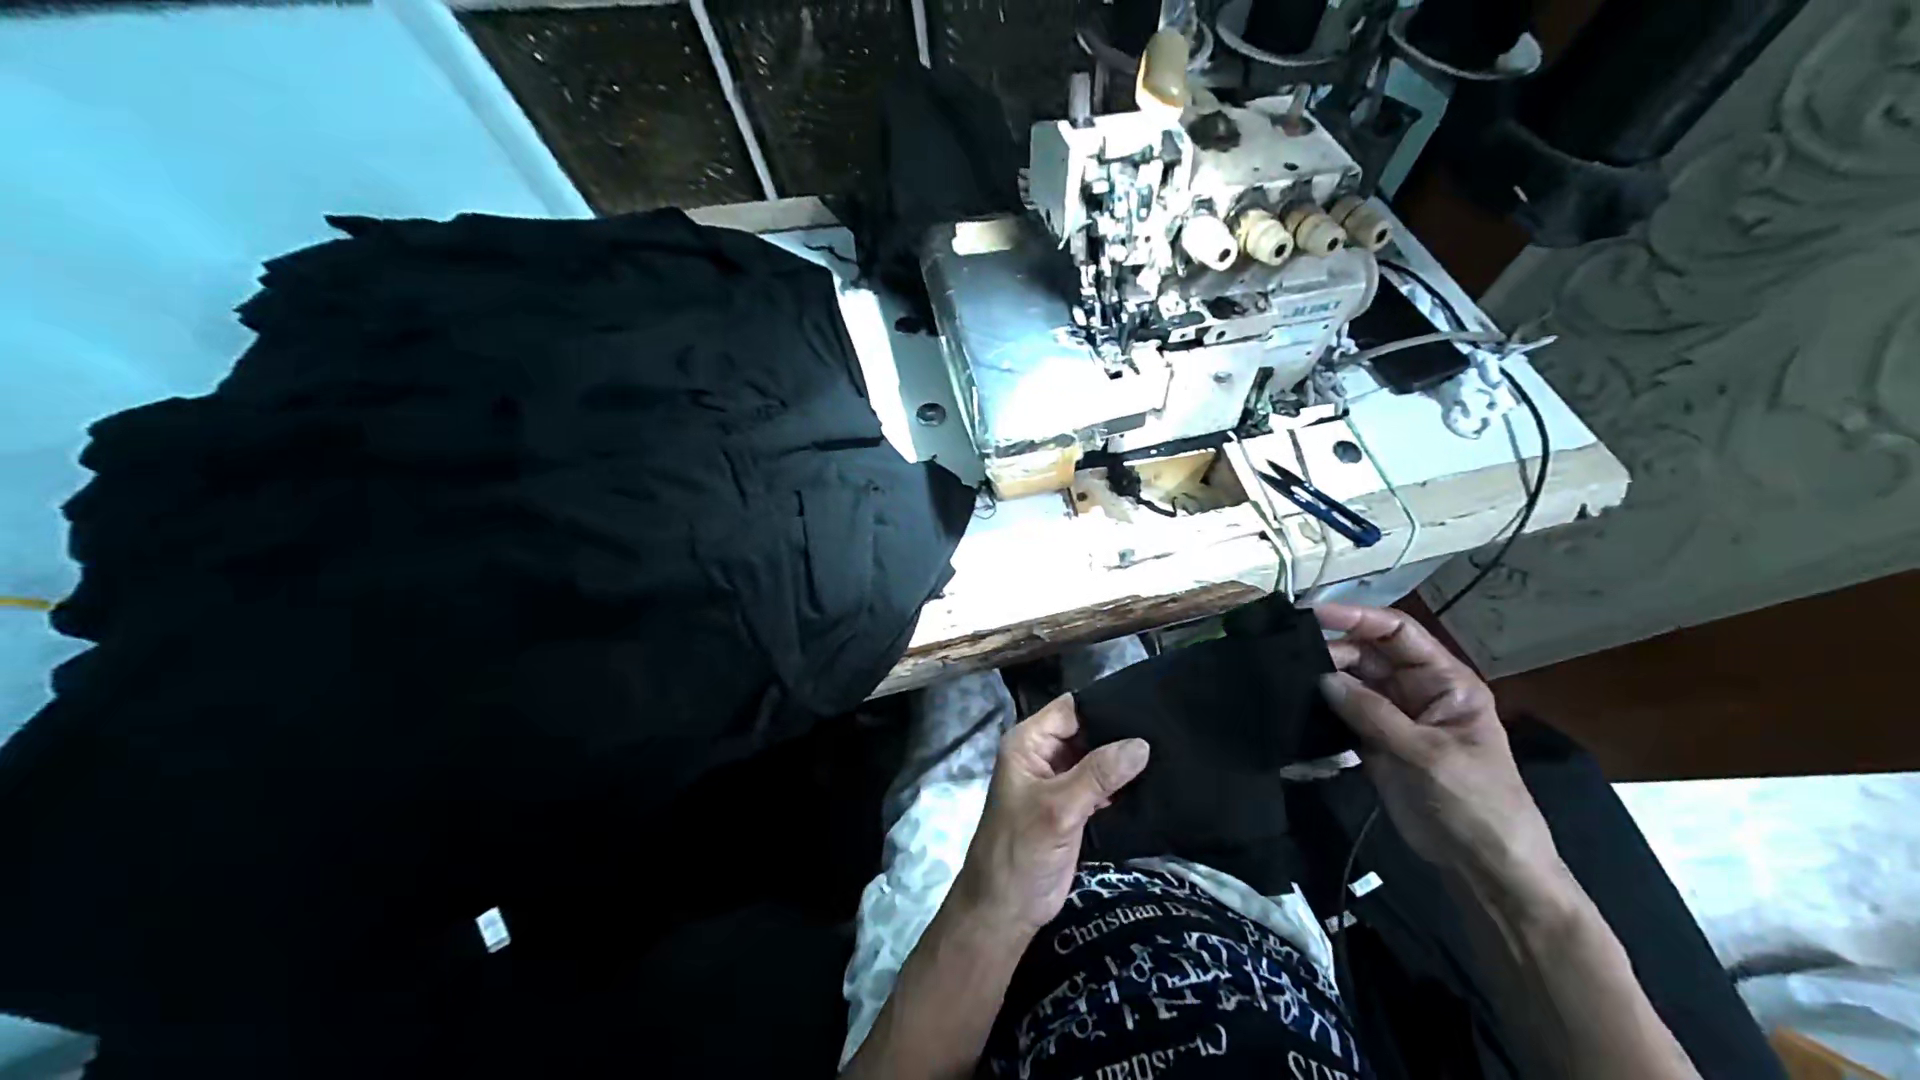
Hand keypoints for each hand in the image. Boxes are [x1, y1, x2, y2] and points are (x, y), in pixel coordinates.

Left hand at [952, 694, 1150, 936]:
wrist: (1006, 909)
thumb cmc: (1021, 851)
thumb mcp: (1059, 808)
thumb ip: (1098, 774)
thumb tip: (1141, 744)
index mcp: (1028, 743)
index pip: (1071, 709)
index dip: (1104, 705)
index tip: (1146, 705)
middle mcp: (1043, 755)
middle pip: (1087, 731)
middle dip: (1120, 732)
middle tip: (1166, 729)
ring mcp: (1059, 782)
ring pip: (1097, 758)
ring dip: (1125, 760)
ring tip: (1169, 750)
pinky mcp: (1074, 807)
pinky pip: (1102, 785)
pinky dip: (1123, 784)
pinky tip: (1157, 782)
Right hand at [1314, 603, 1567, 903]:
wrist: (1483, 865)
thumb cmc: (1474, 802)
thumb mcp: (1427, 754)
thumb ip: (1373, 714)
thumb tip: (1323, 678)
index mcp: (1445, 681)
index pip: (1399, 633)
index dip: (1359, 618)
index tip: (1315, 614)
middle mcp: (1416, 690)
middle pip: (1368, 654)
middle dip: (1333, 650)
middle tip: (1293, 658)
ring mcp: (1393, 716)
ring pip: (1350, 681)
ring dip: (1322, 677)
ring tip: (1286, 676)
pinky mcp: (1373, 741)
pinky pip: (1341, 712)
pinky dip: (1320, 707)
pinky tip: (1295, 704)